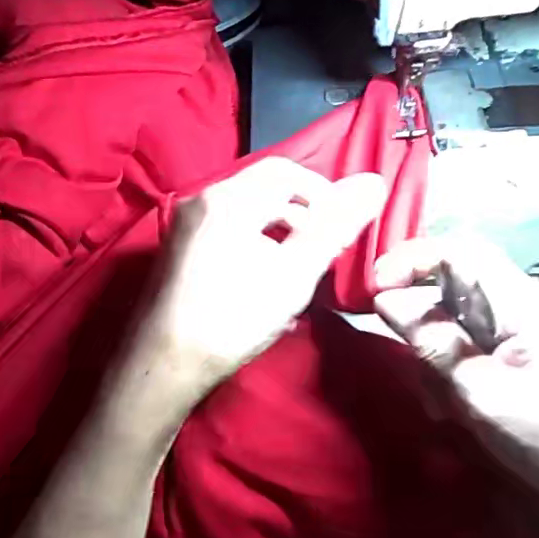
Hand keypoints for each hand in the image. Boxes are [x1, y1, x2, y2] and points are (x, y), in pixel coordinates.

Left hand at [133, 158, 386, 397]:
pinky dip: (257, 244)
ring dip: (282, 233)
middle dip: (303, 215)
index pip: (288, 172)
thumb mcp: (296, 273)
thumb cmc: (235, 318)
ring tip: (302, 269)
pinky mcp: (180, 249)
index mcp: (229, 198)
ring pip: (248, 212)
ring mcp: (186, 224)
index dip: (324, 194)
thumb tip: (373, 183)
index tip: (343, 227)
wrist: (165, 365)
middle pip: (265, 190)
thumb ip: (336, 227)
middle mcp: (202, 199)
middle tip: (326, 250)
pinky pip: (229, 230)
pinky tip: (269, 280)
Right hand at [373, 236, 538, 516]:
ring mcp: (512, 333)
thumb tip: (386, 300)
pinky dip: (446, 375)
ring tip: (443, 407)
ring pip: (449, 322)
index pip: (460, 252)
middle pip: (449, 288)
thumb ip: (434, 343)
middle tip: (417, 372)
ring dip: (432, 359)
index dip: (412, 259)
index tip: (375, 289)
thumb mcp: (482, 393)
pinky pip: (462, 349)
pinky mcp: (508, 358)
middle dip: (420, 326)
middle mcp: (515, 307)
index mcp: (519, 303)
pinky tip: (453, 411)